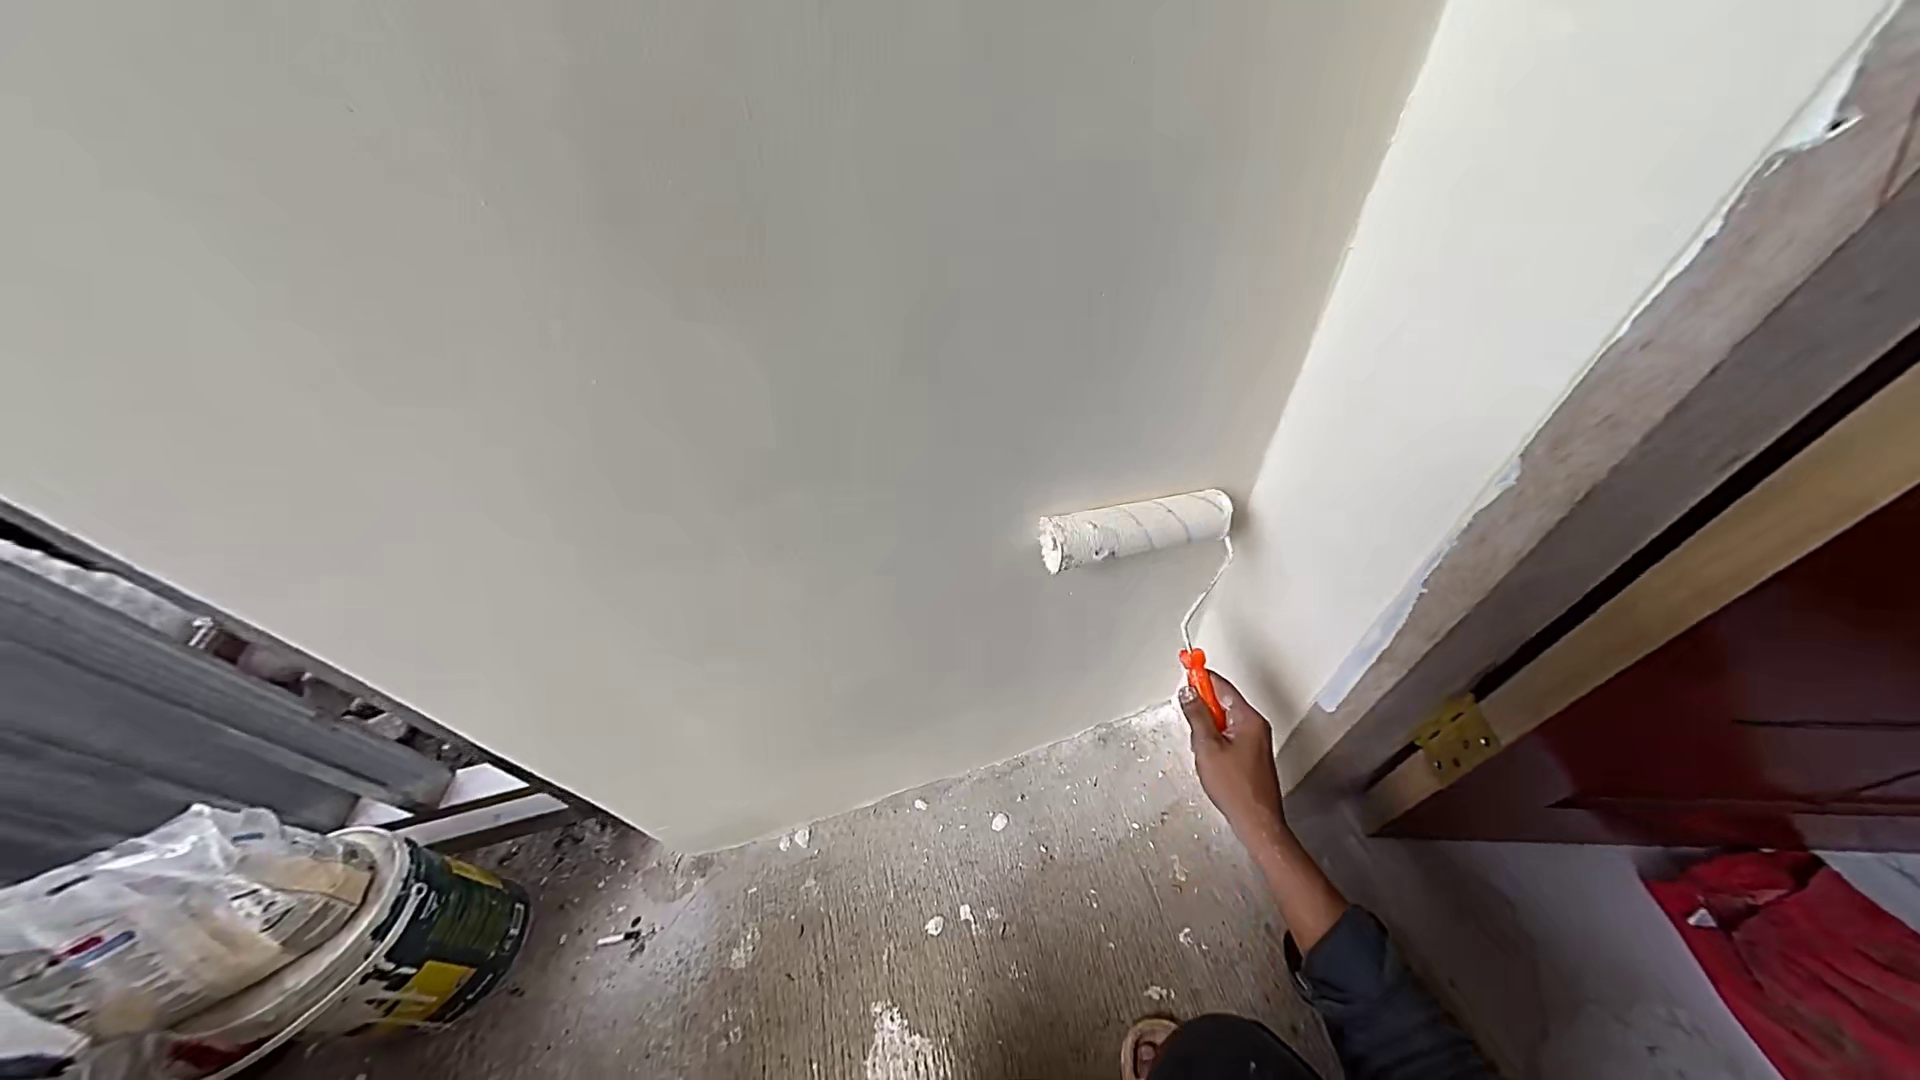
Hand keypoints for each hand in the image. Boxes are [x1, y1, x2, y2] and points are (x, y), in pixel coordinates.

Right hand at [1178, 670, 1287, 843]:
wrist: (1256, 820)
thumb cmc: (1237, 788)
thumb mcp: (1207, 746)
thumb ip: (1196, 715)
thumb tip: (1188, 694)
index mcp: (1248, 719)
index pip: (1222, 686)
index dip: (1201, 676)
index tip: (1188, 665)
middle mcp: (1255, 726)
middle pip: (1224, 700)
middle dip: (1202, 703)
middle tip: (1187, 706)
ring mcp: (1255, 740)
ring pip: (1225, 718)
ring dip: (1207, 723)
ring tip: (1199, 743)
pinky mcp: (1251, 753)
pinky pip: (1229, 732)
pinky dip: (1215, 735)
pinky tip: (1207, 753)